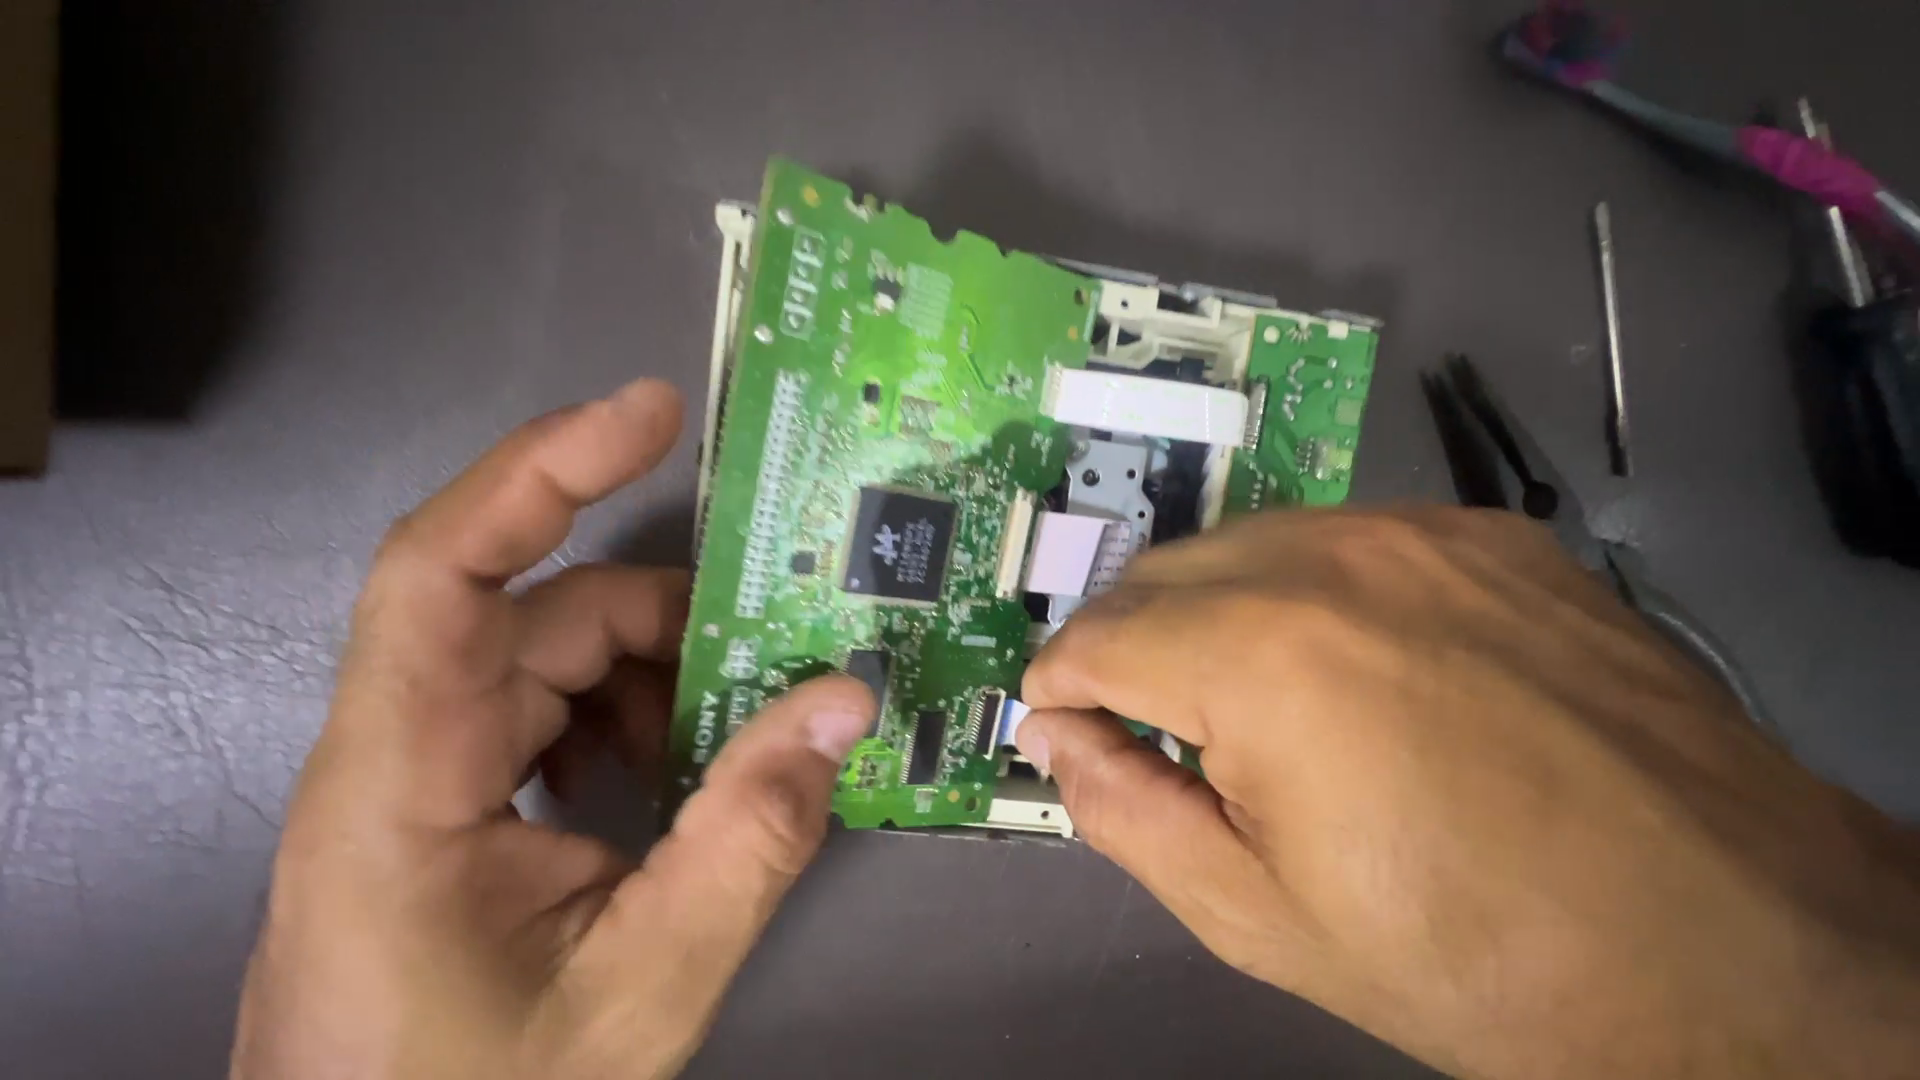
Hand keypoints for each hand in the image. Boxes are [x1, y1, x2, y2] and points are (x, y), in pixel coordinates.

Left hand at [232, 379, 875, 1079]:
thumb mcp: (646, 979)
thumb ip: (751, 838)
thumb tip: (845, 701)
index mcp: (401, 785)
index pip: (441, 574)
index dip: (541, 471)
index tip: (645, 414)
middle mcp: (402, 748)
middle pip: (545, 614)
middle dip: (670, 625)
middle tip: (777, 654)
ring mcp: (430, 767)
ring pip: (562, 655)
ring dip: (662, 681)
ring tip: (729, 746)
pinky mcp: (461, 791)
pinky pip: (559, 704)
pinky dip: (636, 719)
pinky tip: (676, 779)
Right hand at [1017, 507, 1919, 1079]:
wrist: (1743, 951)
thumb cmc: (1470, 955)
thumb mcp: (1253, 915)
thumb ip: (1121, 811)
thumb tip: (1057, 732)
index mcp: (1259, 656)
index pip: (1097, 637)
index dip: (1060, 684)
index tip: (1059, 721)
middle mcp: (1327, 558)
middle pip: (1156, 573)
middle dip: (1121, 643)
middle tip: (1139, 718)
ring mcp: (1415, 531)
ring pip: (1239, 542)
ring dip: (1203, 608)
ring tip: (1233, 692)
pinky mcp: (1484, 534)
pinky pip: (1335, 540)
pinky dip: (1295, 590)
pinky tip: (1337, 661)